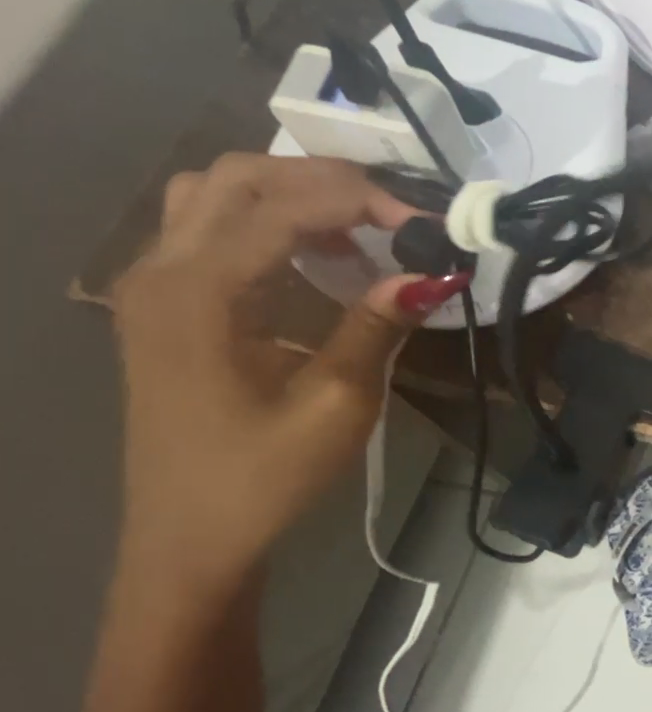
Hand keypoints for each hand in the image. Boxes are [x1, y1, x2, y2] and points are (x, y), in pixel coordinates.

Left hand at [112, 154, 468, 580]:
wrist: (191, 534)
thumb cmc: (264, 475)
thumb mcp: (339, 403)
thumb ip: (378, 325)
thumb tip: (435, 272)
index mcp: (198, 293)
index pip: (285, 206)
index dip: (368, 201)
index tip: (436, 225)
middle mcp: (162, 270)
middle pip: (240, 177)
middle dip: (331, 181)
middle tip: (403, 216)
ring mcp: (154, 283)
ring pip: (217, 191)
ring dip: (295, 193)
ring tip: (363, 228)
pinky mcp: (165, 301)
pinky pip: (210, 225)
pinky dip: (271, 218)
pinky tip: (322, 254)